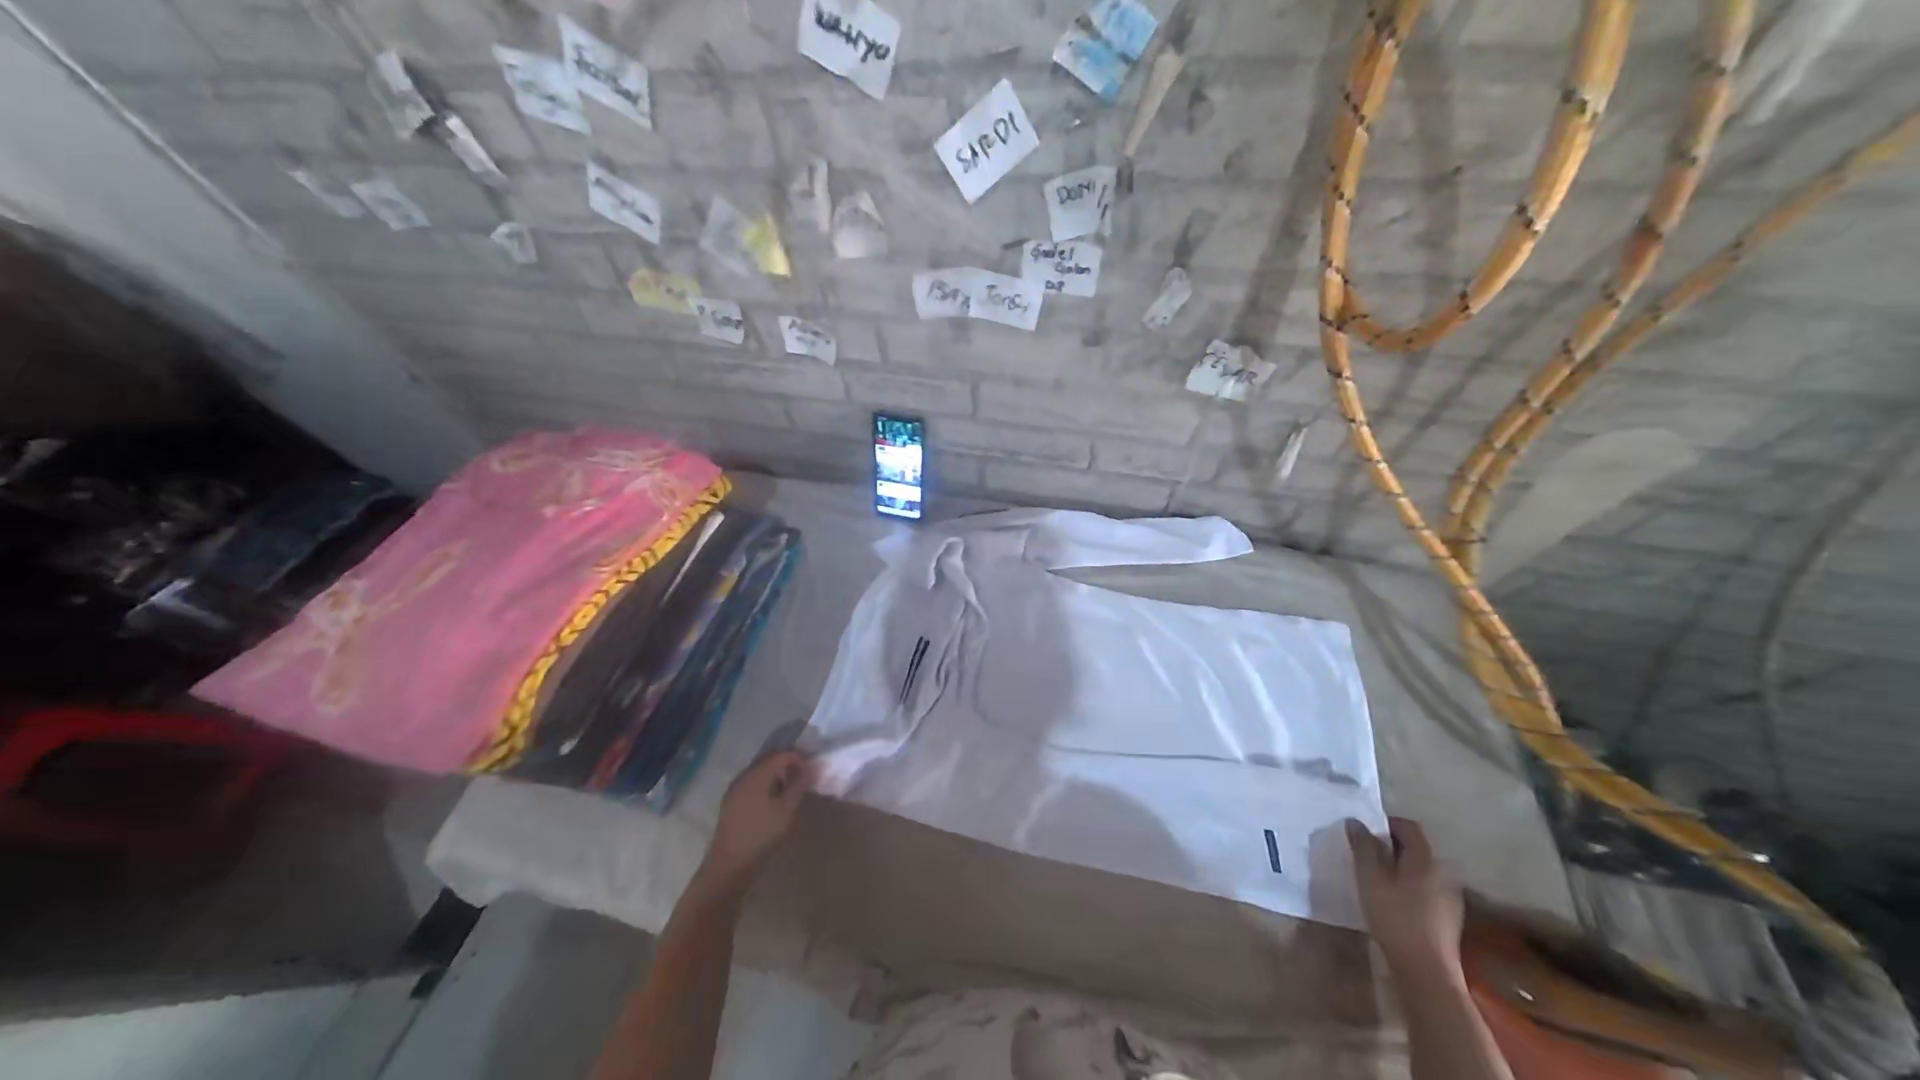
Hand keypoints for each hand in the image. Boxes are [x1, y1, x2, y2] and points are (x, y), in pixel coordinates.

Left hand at [693, 751, 813, 897]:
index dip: (797, 758)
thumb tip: (812, 767)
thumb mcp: (787, 810)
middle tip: (803, 777)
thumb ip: (799, 785)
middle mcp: (743, 777)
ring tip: (790, 790)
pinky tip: (773, 801)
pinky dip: (765, 785)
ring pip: (758, 773)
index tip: (811, 769)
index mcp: (756, 775)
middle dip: (786, 765)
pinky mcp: (731, 803)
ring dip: (776, 775)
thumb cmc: (762, 835)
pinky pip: (751, 784)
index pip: (780, 754)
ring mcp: (734, 790)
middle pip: (767, 760)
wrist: (729, 865)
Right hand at [1347, 817, 1464, 974]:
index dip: (1386, 823)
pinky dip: (1409, 885)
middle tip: (1365, 856)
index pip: (1409, 827)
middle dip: (1390, 846)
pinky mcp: (1449, 916)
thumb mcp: (1370, 878)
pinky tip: (1394, 902)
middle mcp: (1443, 872)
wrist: (1426, 970)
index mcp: (1426, 859)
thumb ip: (1363, 846)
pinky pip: (1426, 887)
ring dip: (1399, 867)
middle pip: (1416, 847)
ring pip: (1421, 869)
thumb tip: (1355, 822)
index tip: (1364, 833)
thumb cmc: (1394, 917)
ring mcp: (1450, 895)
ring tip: (1376, 879)